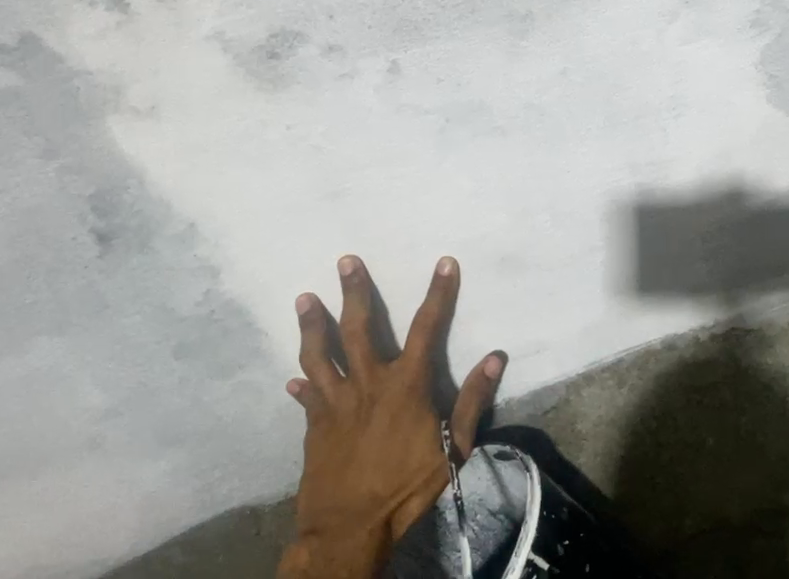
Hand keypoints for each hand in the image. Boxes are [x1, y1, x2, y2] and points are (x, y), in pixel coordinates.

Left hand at [276, 255, 506, 578]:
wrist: (349, 527)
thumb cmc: (408, 485)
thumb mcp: (454, 448)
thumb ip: (474, 400)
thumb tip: (495, 357)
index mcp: (406, 385)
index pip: (426, 328)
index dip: (438, 293)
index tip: (444, 263)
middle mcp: (368, 384)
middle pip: (357, 328)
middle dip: (353, 292)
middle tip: (345, 260)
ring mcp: (336, 404)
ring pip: (320, 354)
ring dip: (312, 324)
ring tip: (304, 298)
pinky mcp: (314, 426)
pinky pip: (307, 396)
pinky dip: (302, 383)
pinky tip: (293, 377)